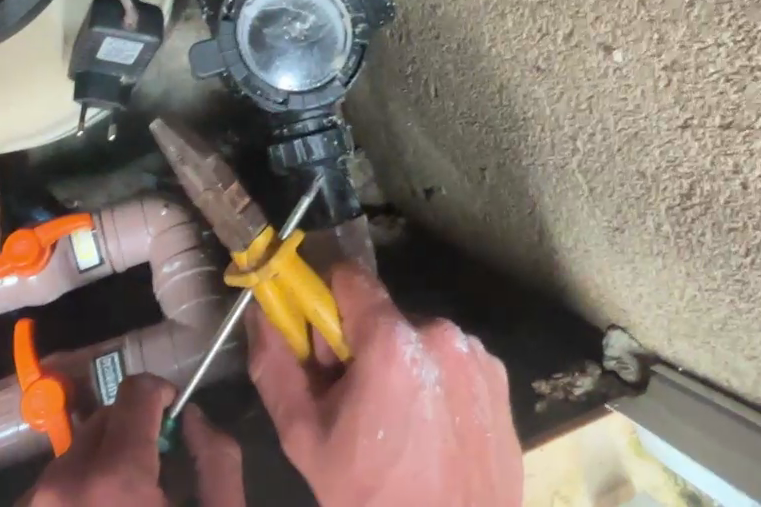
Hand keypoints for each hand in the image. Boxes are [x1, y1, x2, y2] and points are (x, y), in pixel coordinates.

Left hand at [22, 374, 244, 506]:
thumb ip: (218, 461)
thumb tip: (193, 418)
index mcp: (116, 478)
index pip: (135, 392)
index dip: (160, 394)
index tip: (173, 413)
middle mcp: (64, 483)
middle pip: (104, 419)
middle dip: (132, 433)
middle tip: (155, 474)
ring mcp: (35, 503)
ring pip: (77, 451)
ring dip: (104, 463)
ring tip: (124, 505)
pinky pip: (53, 485)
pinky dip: (78, 491)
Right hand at [246, 265, 520, 506]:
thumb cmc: (371, 496)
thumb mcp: (304, 437)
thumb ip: (276, 364)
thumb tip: (262, 311)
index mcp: (392, 341)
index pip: (348, 276)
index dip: (327, 308)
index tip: (325, 352)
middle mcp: (440, 333)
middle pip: (382, 313)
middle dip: (362, 345)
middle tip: (358, 403)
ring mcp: (476, 355)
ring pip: (417, 336)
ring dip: (400, 363)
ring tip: (398, 423)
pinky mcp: (499, 378)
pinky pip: (450, 359)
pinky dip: (434, 380)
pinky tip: (431, 428)